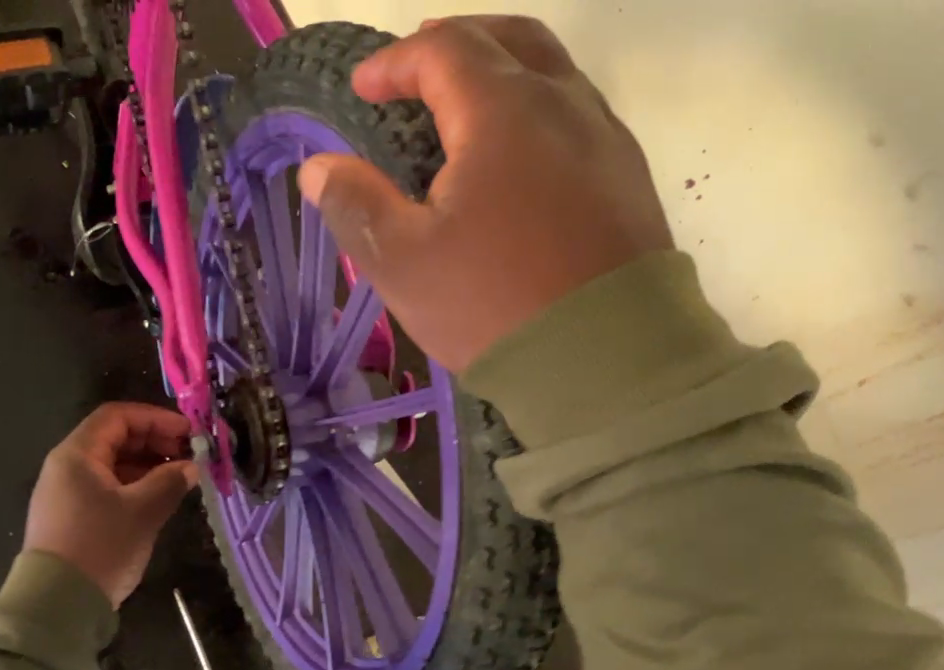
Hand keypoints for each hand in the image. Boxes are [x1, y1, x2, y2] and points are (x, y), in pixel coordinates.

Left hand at [23, 403, 198, 607]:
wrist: (58, 604)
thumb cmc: (100, 548)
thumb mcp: (142, 512)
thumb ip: (170, 482)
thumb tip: (190, 467)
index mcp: (76, 454)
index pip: (117, 416)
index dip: (156, 418)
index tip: (189, 432)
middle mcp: (66, 467)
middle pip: (114, 439)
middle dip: (154, 442)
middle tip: (190, 457)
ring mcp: (65, 493)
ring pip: (111, 466)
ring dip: (146, 466)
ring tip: (180, 479)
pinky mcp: (70, 518)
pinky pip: (105, 489)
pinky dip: (133, 487)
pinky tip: (157, 499)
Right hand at [299, 16, 672, 373]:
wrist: (604, 356)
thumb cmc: (490, 303)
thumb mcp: (401, 262)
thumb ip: (355, 204)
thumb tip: (318, 167)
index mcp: (501, 112)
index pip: (444, 51)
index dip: (394, 61)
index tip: (361, 87)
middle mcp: (561, 103)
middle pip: (507, 38)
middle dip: (452, 45)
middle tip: (413, 74)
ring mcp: (603, 136)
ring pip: (548, 71)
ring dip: (497, 72)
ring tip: (458, 110)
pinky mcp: (625, 175)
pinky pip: (573, 113)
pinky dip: (530, 109)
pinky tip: (510, 158)